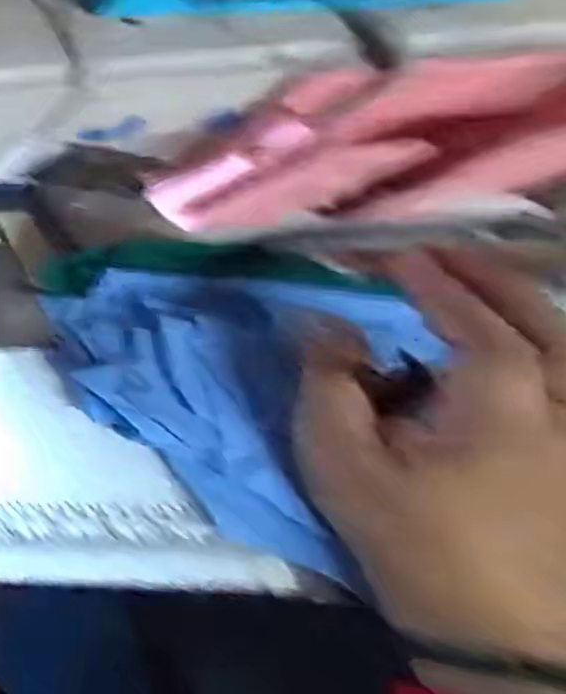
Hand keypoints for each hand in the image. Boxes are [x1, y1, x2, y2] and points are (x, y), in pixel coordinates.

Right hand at [296, 248, 565, 679]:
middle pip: (554, 334)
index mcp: (505, 417)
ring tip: (472, 279)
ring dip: (526, 309)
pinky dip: (541, 348)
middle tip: (438, 249)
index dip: (439, 286)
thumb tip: (327, 320)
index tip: (394, 254)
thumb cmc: (403, 529)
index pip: (483, 332)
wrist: (492, 621)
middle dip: (495, 282)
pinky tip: (503, 338)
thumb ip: (329, 378)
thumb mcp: (338, 453)